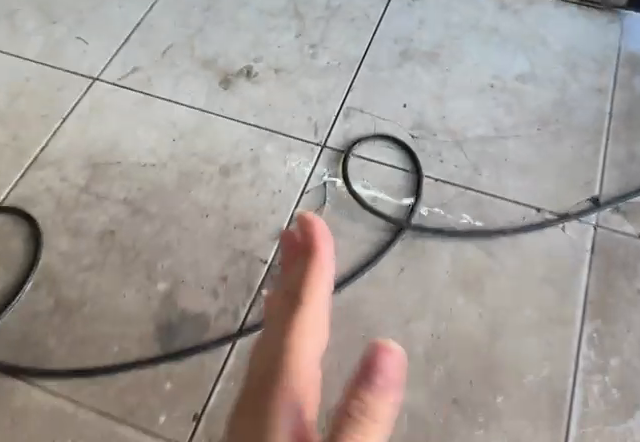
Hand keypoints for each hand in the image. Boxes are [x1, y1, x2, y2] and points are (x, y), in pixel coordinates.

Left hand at [226, 212, 407, 441]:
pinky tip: (281, 338)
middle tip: (299, 224)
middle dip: (294, 270)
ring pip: (269, 342)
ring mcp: (250, 417)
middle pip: (280, 322)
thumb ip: (362, 412)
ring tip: (291, 263)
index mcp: (280, 397)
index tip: (312, 219)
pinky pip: (268, 363)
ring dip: (285, 296)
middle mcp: (259, 397)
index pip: (301, 318)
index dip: (312, 266)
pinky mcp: (253, 433)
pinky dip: (279, 331)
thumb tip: (389, 344)